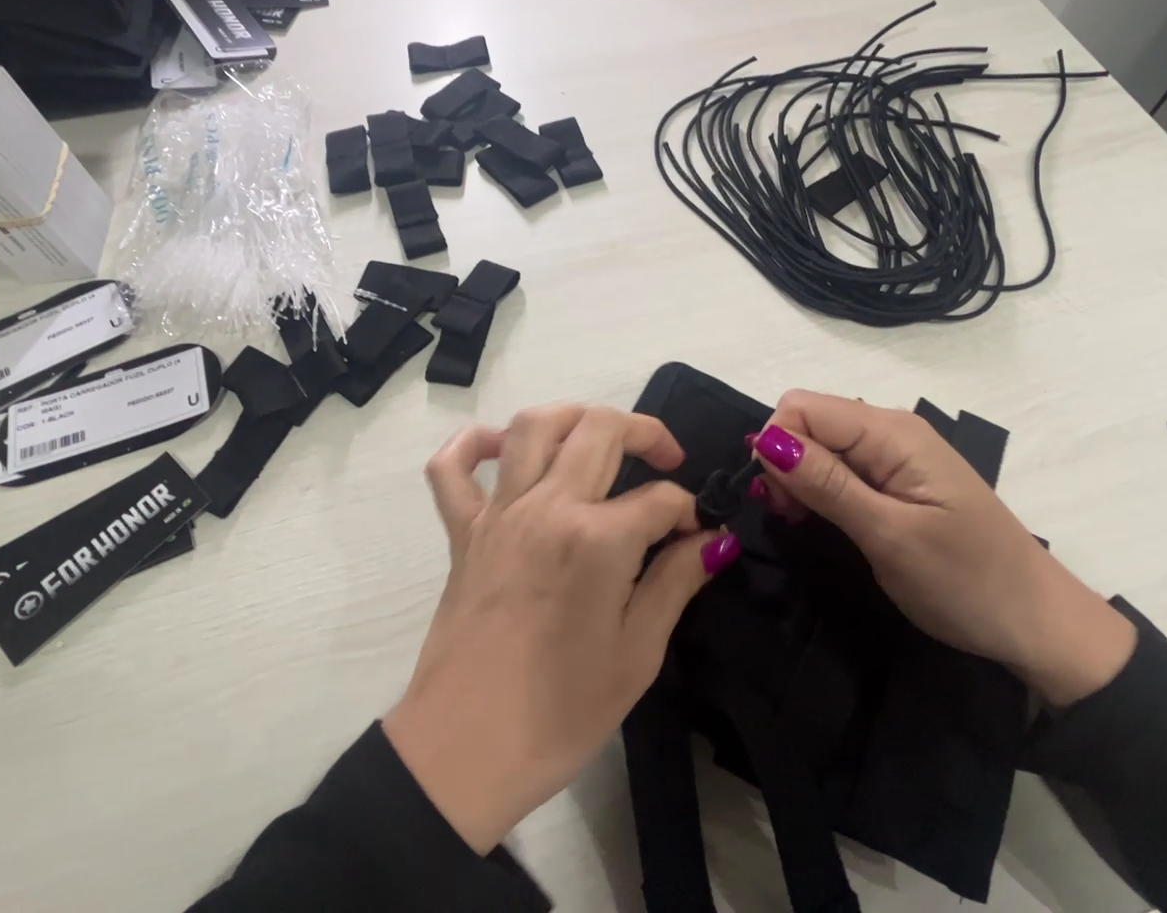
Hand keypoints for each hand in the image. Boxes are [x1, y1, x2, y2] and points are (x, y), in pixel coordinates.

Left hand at [383, 406, 727, 852]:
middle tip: (667, 461)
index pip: (660, 499)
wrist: (465, 750)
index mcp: (597, 539)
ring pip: (531, 426)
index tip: (699, 540)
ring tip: (600, 435)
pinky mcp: (460, 533)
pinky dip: (474, 443)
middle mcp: (547, 508)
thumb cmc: (561, 713)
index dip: (689, 513)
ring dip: (573, 415)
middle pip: (600, 430)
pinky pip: (451, 468)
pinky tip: (504, 449)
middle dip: (646, 433)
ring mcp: (497, 515)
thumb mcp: (637, 653)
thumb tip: (714, 541)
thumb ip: (676, 583)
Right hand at [752, 390, 1135, 707]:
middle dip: (784, 462)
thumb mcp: (889, 536)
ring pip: (821, 444)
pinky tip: (827, 521)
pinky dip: (821, 489)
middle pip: (809, 420)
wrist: (1035, 621)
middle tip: (793, 519)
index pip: (802, 406)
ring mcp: (897, 454)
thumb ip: (827, 485)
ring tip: (808, 525)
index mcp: (892, 432)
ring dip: (800, 479)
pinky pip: (842, 466)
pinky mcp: (899, 479)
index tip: (781, 502)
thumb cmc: (965, 581)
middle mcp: (892, 429)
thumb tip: (767, 441)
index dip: (777, 446)